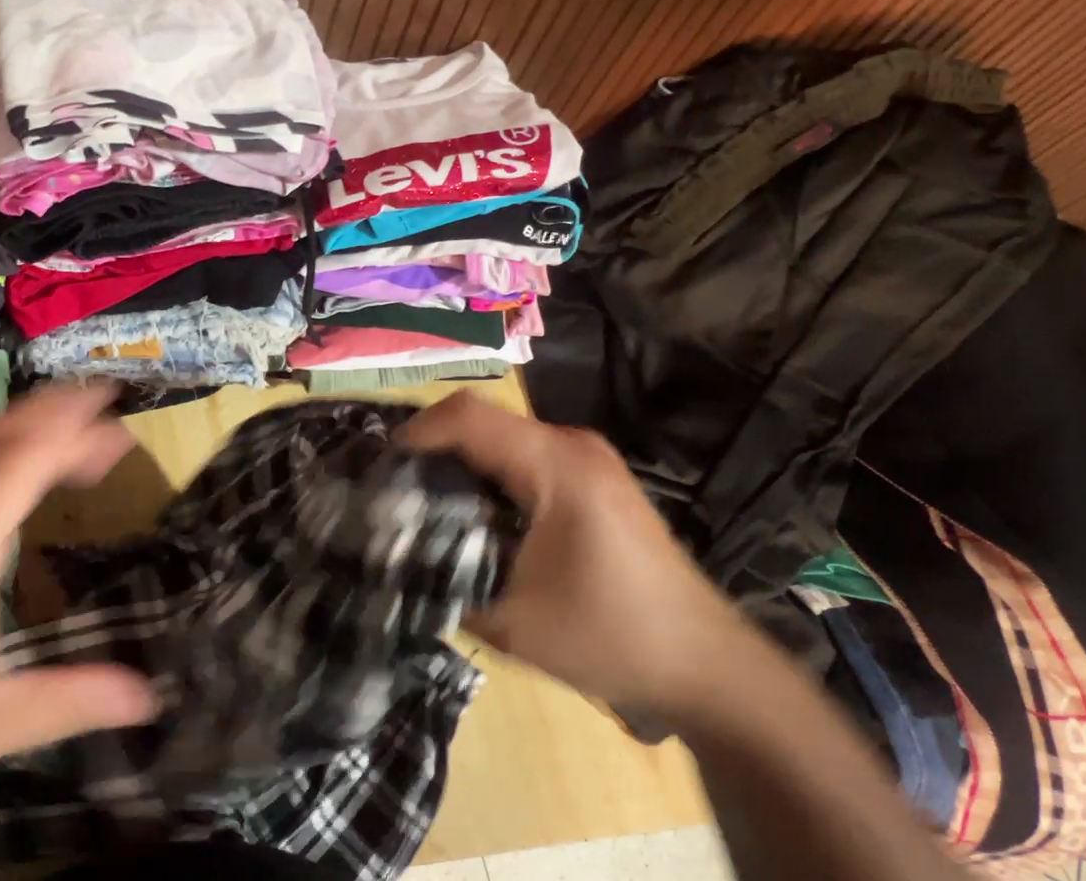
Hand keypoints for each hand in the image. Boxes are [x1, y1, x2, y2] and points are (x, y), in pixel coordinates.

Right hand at [400, 393, 757, 718]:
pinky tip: (469, 519)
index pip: (466, 416)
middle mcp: (573, 447)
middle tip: (389, 493)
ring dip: (456, 466)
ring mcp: (587, 461)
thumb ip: (440, 582)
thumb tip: (387, 561)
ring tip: (420, 507)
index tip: (378, 471)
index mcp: (556, 467)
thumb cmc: (610, 638)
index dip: (413, 433)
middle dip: (428, 452)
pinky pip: (522, 459)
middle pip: (479, 422)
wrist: (707, 668)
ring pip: (499, 439)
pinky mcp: (592, 481)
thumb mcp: (509, 621)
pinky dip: (485, 478)